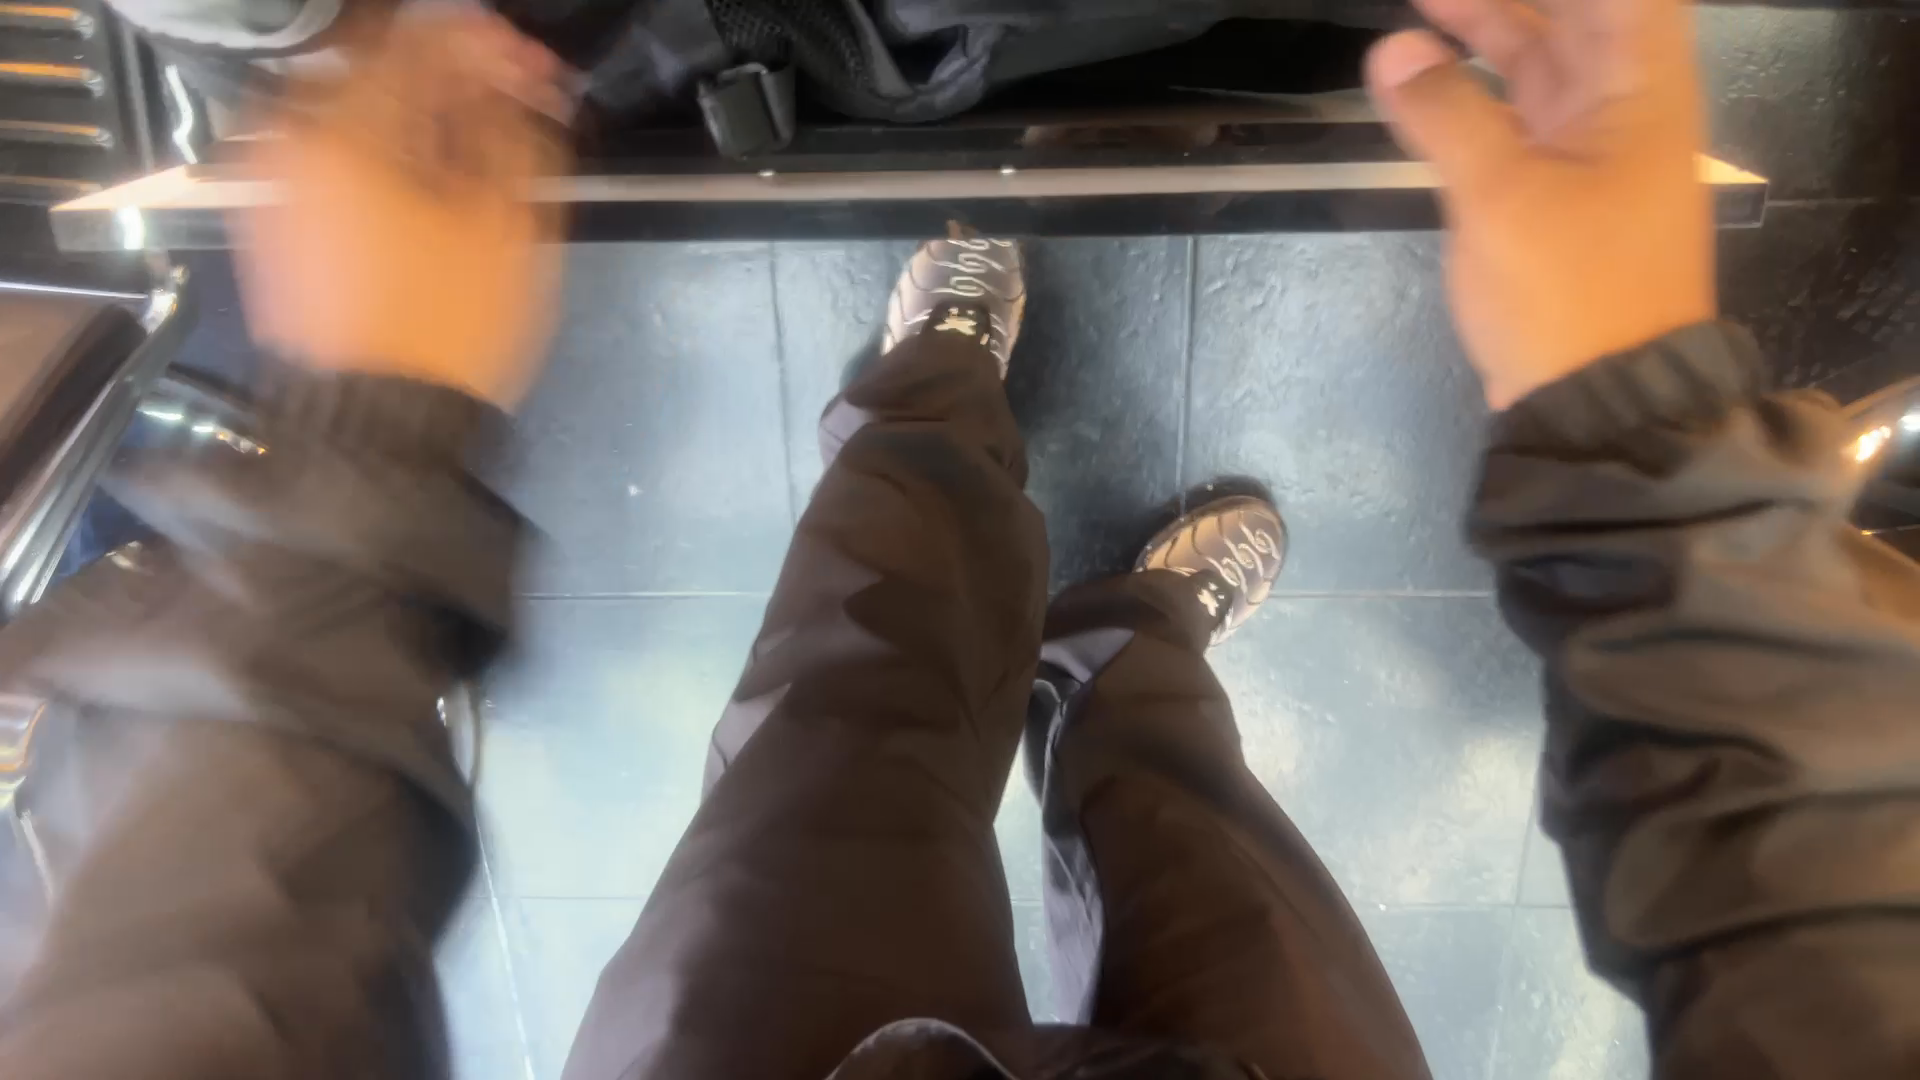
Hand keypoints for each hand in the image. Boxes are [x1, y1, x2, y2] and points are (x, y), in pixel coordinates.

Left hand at [234, 12, 568, 409]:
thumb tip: (523, 91)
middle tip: (516, 101)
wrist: (383, 417)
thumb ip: (517, 143)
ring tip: (485, 146)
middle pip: (380, 71)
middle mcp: (290, 138)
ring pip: (359, 114)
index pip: (421, 45)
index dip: (489, 48)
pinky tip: (437, 182)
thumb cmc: (452, 330)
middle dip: (457, 79)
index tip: (535, 66)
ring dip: (426, 117)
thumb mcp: (508, 234)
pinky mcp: (283, 219)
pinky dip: (393, 153)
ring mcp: (278, 180)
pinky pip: (341, 157)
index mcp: (346, 132)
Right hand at [1364, 0, 1714, 408]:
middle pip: (1567, 25)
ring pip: (1534, 77)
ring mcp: (1583, 157)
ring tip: (1421, 24)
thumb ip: (1446, 116)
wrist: (1592, 387)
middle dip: (1498, 5)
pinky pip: (1512, 131)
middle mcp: (1618, 109)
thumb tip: (1392, 51)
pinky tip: (1433, 104)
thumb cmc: (1562, 285)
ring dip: (1482, 47)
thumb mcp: (1500, 195)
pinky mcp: (1549, 200)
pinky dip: (1472, 110)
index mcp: (1638, 87)